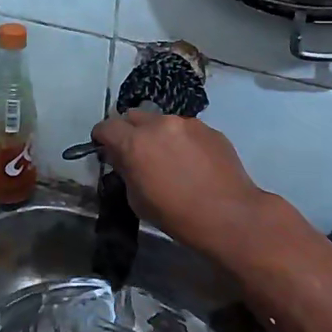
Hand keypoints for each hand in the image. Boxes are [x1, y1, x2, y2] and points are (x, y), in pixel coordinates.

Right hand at [91, 110, 279, 261]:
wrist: (229, 215)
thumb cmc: (176, 214)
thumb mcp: (137, 199)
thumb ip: (125, 170)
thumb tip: (120, 157)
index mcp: (135, 142)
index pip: (106, 126)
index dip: (102, 137)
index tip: (104, 148)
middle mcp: (159, 124)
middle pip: (134, 116)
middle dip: (130, 131)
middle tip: (136, 153)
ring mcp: (187, 124)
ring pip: (162, 121)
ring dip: (158, 134)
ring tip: (169, 158)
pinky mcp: (210, 129)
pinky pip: (186, 129)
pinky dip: (182, 140)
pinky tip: (192, 162)